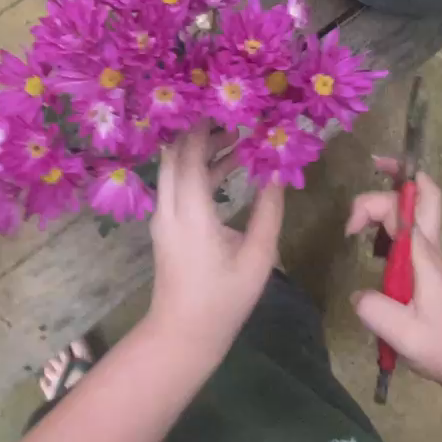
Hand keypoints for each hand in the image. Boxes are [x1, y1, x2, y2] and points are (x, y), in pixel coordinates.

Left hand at [145, 125, 284, 360]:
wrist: (182, 336)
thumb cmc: (223, 300)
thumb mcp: (256, 257)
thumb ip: (268, 211)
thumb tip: (278, 172)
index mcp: (191, 213)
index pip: (190, 154)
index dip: (206, 126)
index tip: (229, 105)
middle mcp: (169, 207)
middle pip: (176, 153)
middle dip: (202, 130)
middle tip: (235, 116)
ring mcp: (163, 216)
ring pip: (175, 167)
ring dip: (201, 149)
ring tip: (238, 138)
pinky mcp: (166, 225)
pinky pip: (177, 183)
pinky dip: (198, 168)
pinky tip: (228, 167)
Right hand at [345, 162, 441, 395]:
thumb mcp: (404, 335)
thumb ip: (374, 309)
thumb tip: (356, 292)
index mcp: (423, 254)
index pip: (397, 208)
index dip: (369, 205)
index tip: (349, 231)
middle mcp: (427, 247)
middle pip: (423, 193)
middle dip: (400, 172)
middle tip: (375, 164)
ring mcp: (428, 256)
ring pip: (417, 208)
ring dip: (393, 196)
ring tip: (363, 208)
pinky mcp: (424, 268)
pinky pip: (409, 229)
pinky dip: (390, 220)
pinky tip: (372, 239)